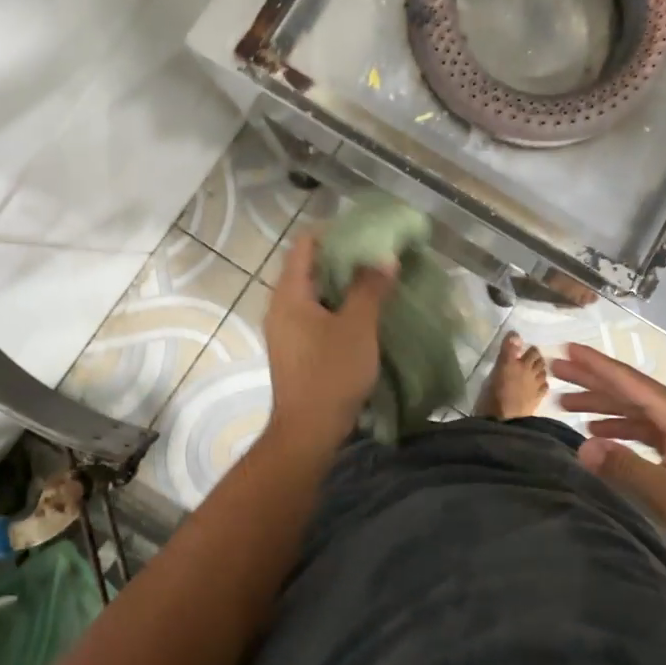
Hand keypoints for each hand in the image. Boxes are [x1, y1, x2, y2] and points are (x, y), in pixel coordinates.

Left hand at [261, 232, 396, 449]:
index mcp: (289, 294)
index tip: (367, 232)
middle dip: (344, 259)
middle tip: (379, 255)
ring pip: (315, 294)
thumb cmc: (331, 374)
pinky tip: (364, 313)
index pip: (305, 245)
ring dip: (343, 285)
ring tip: (377, 280)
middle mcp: (280, 307)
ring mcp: (286, 330)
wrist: (308, 431)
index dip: (335, 233)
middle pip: (310, 268)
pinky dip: (338, 307)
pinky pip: (316, 315)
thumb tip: (385, 257)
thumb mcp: (358, 327)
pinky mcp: (296, 350)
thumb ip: (370, 288)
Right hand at [554, 343, 665, 558]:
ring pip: (634, 408)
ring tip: (566, 402)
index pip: (628, 382)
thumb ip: (621, 466)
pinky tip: (599, 430)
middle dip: (591, 380)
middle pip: (628, 390)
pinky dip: (620, 425)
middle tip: (556, 369)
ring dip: (601, 404)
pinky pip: (644, 425)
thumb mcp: (662, 491)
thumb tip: (581, 446)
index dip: (595, 365)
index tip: (566, 348)